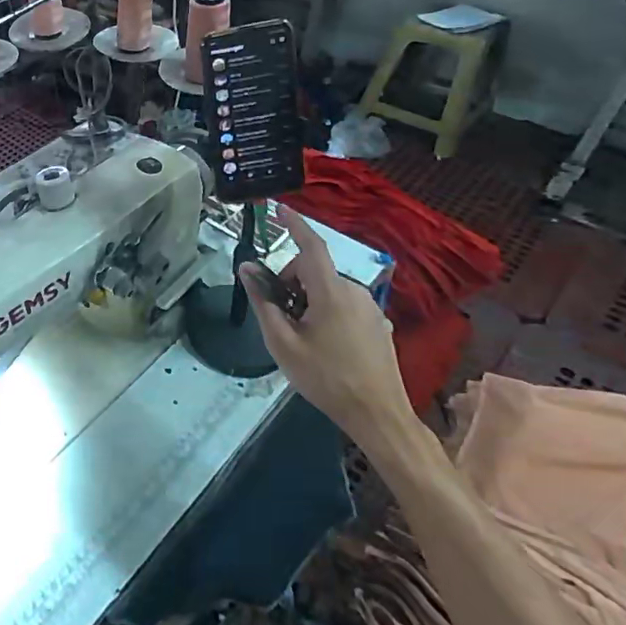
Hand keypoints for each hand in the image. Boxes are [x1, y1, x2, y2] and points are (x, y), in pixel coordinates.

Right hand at [239, 206, 407, 437]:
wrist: (378, 415)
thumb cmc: (325, 379)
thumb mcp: (283, 343)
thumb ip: (263, 302)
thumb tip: (247, 269)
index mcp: (331, 292)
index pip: (311, 246)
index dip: (294, 225)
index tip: (279, 209)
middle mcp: (354, 291)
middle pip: (314, 270)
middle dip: (292, 283)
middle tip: (281, 318)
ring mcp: (370, 307)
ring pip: (328, 288)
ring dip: (309, 300)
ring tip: (303, 337)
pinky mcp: (378, 323)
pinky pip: (345, 304)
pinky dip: (327, 311)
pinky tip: (326, 345)